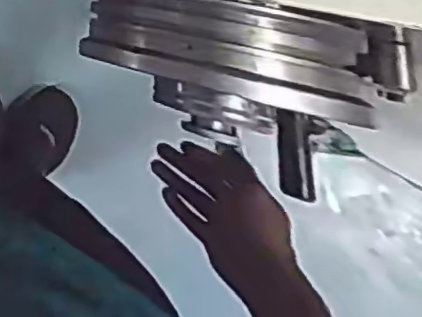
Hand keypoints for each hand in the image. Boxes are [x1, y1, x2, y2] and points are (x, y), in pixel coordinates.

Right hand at [153, 142, 324, 313]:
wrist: (262, 275)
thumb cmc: (263, 236)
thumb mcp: (248, 189)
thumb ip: (232, 168)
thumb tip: (222, 151)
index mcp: (251, 195)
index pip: (224, 168)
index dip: (204, 154)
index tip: (186, 146)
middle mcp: (238, 208)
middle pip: (205, 179)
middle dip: (183, 163)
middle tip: (165, 151)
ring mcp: (225, 224)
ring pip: (195, 195)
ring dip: (176, 179)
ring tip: (158, 166)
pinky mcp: (213, 240)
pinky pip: (192, 217)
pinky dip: (179, 205)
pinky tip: (168, 194)